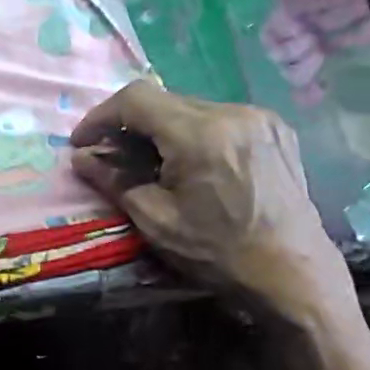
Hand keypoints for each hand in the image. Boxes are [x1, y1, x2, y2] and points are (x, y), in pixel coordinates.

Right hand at [69, 82, 350, 325]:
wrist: (288, 269)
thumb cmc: (215, 250)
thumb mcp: (154, 220)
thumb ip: (115, 181)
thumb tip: (81, 158)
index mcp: (200, 134)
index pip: (136, 99)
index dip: (100, 116)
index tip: (81, 143)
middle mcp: (232, 113)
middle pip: (163, 100)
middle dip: (127, 124)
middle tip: (107, 157)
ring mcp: (259, 118)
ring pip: (191, 108)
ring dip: (159, 129)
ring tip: (146, 163)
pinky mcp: (275, 130)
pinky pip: (219, 119)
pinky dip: (191, 133)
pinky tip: (186, 164)